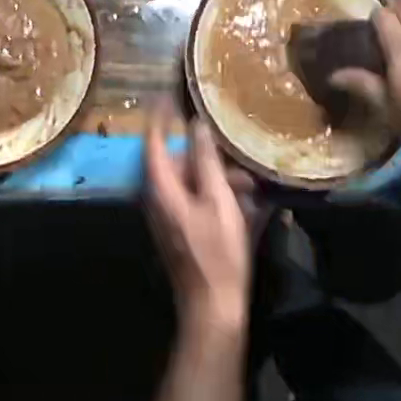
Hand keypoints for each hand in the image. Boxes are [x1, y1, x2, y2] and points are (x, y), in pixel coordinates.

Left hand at [142, 109, 255, 333]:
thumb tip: (196, 124)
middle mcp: (157, 197)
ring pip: (189, 180)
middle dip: (205, 154)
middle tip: (232, 152)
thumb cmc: (217, 252)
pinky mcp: (179, 226)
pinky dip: (215, 193)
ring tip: (248, 183)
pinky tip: (243, 200)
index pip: (152, 140)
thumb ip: (206, 160)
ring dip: (216, 177)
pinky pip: (194, 198)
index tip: (168, 94)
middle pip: (176, 161)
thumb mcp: (218, 200)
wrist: (213, 306)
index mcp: (161, 187)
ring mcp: (167, 214)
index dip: (159, 116)